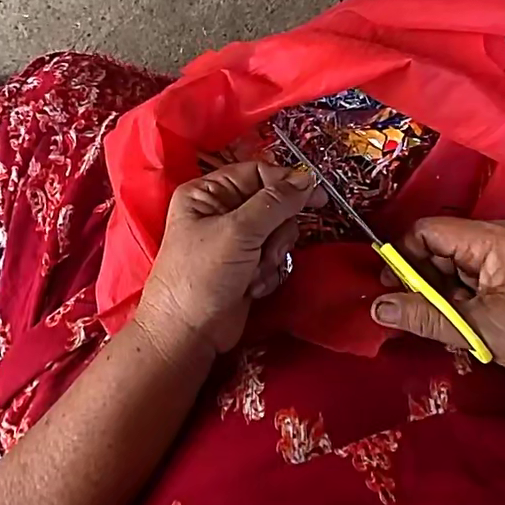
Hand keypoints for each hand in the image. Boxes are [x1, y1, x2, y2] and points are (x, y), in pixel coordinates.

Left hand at [133, 161, 324, 358]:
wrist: (188, 332)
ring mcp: (234, 240)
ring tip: (253, 273)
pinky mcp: (246, 266)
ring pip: (278, 232)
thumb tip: (307, 178)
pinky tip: (252, 287)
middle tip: (266, 249)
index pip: (256, 172)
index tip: (316, 195)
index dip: (285, 183)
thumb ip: (275, 203)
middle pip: (273, 203)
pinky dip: (269, 272)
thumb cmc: (201, 275)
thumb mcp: (238, 231)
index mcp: (207, 193)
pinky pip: (274, 257)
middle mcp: (220, 211)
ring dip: (272, 255)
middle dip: (276, 230)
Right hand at [368, 218, 504, 394]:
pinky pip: (465, 281)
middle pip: (436, 247)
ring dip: (438, 295)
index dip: (403, 257)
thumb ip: (426, 316)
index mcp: (494, 238)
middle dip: (420, 280)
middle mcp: (497, 239)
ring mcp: (504, 258)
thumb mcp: (481, 329)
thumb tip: (376, 308)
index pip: (427, 231)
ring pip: (448, 267)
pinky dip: (455, 302)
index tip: (389, 290)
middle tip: (415, 313)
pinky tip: (461, 326)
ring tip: (444, 325)